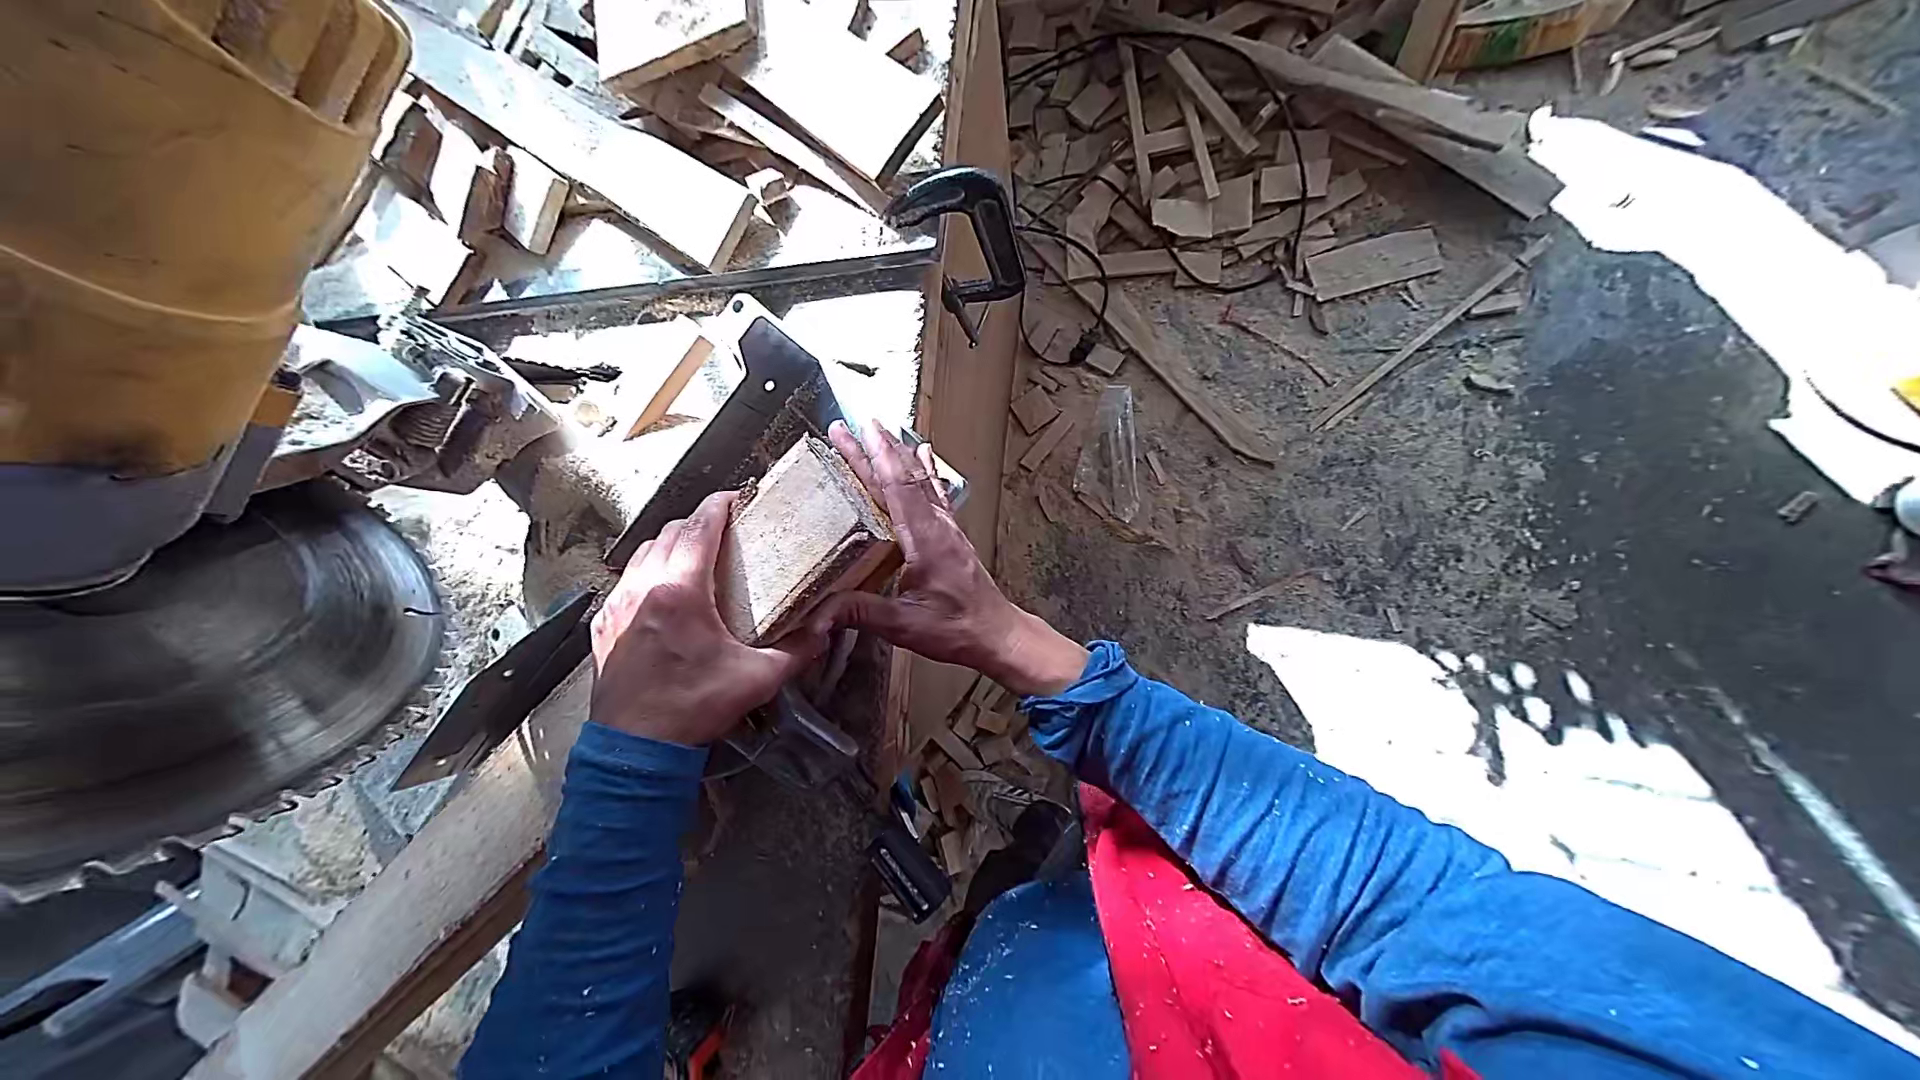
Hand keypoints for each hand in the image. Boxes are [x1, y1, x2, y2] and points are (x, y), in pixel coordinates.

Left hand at [589, 490, 817, 744]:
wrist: (636, 747)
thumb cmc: (694, 707)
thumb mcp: (758, 678)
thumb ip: (798, 650)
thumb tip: (825, 630)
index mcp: (680, 592)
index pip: (698, 528)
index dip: (719, 504)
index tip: (736, 496)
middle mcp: (644, 588)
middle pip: (669, 532)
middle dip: (697, 521)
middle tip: (725, 526)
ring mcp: (617, 605)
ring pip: (643, 552)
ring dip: (671, 542)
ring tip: (697, 550)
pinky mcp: (604, 624)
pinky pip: (626, 579)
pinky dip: (649, 568)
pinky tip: (665, 585)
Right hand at [809, 420, 1086, 697]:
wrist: (995, 633)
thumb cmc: (957, 628)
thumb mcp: (904, 624)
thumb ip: (861, 613)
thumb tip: (818, 613)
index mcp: (925, 539)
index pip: (897, 487)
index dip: (876, 457)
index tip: (859, 430)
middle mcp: (938, 526)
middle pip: (902, 477)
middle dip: (873, 450)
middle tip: (846, 428)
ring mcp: (947, 528)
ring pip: (920, 480)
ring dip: (896, 455)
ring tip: (879, 431)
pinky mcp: (950, 535)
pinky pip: (934, 493)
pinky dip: (924, 470)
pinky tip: (922, 455)